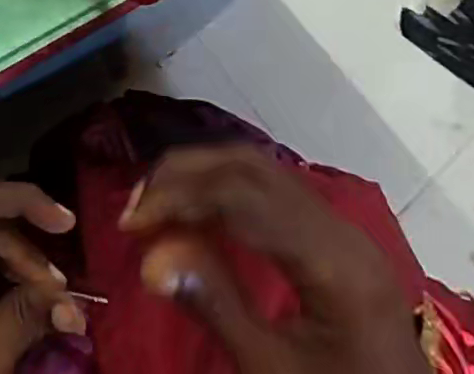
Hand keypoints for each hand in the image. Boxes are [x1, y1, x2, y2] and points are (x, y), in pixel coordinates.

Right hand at [119, 146, 428, 373]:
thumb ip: (214, 305)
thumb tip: (150, 257)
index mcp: (333, 263)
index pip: (242, 196)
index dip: (178, 196)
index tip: (131, 223)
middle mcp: (342, 229)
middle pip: (249, 168)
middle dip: (184, 175)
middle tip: (137, 206)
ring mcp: (342, 228)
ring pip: (259, 169)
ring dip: (202, 175)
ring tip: (157, 203)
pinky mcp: (334, 235)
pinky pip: (271, 190)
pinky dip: (224, 188)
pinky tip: (196, 212)